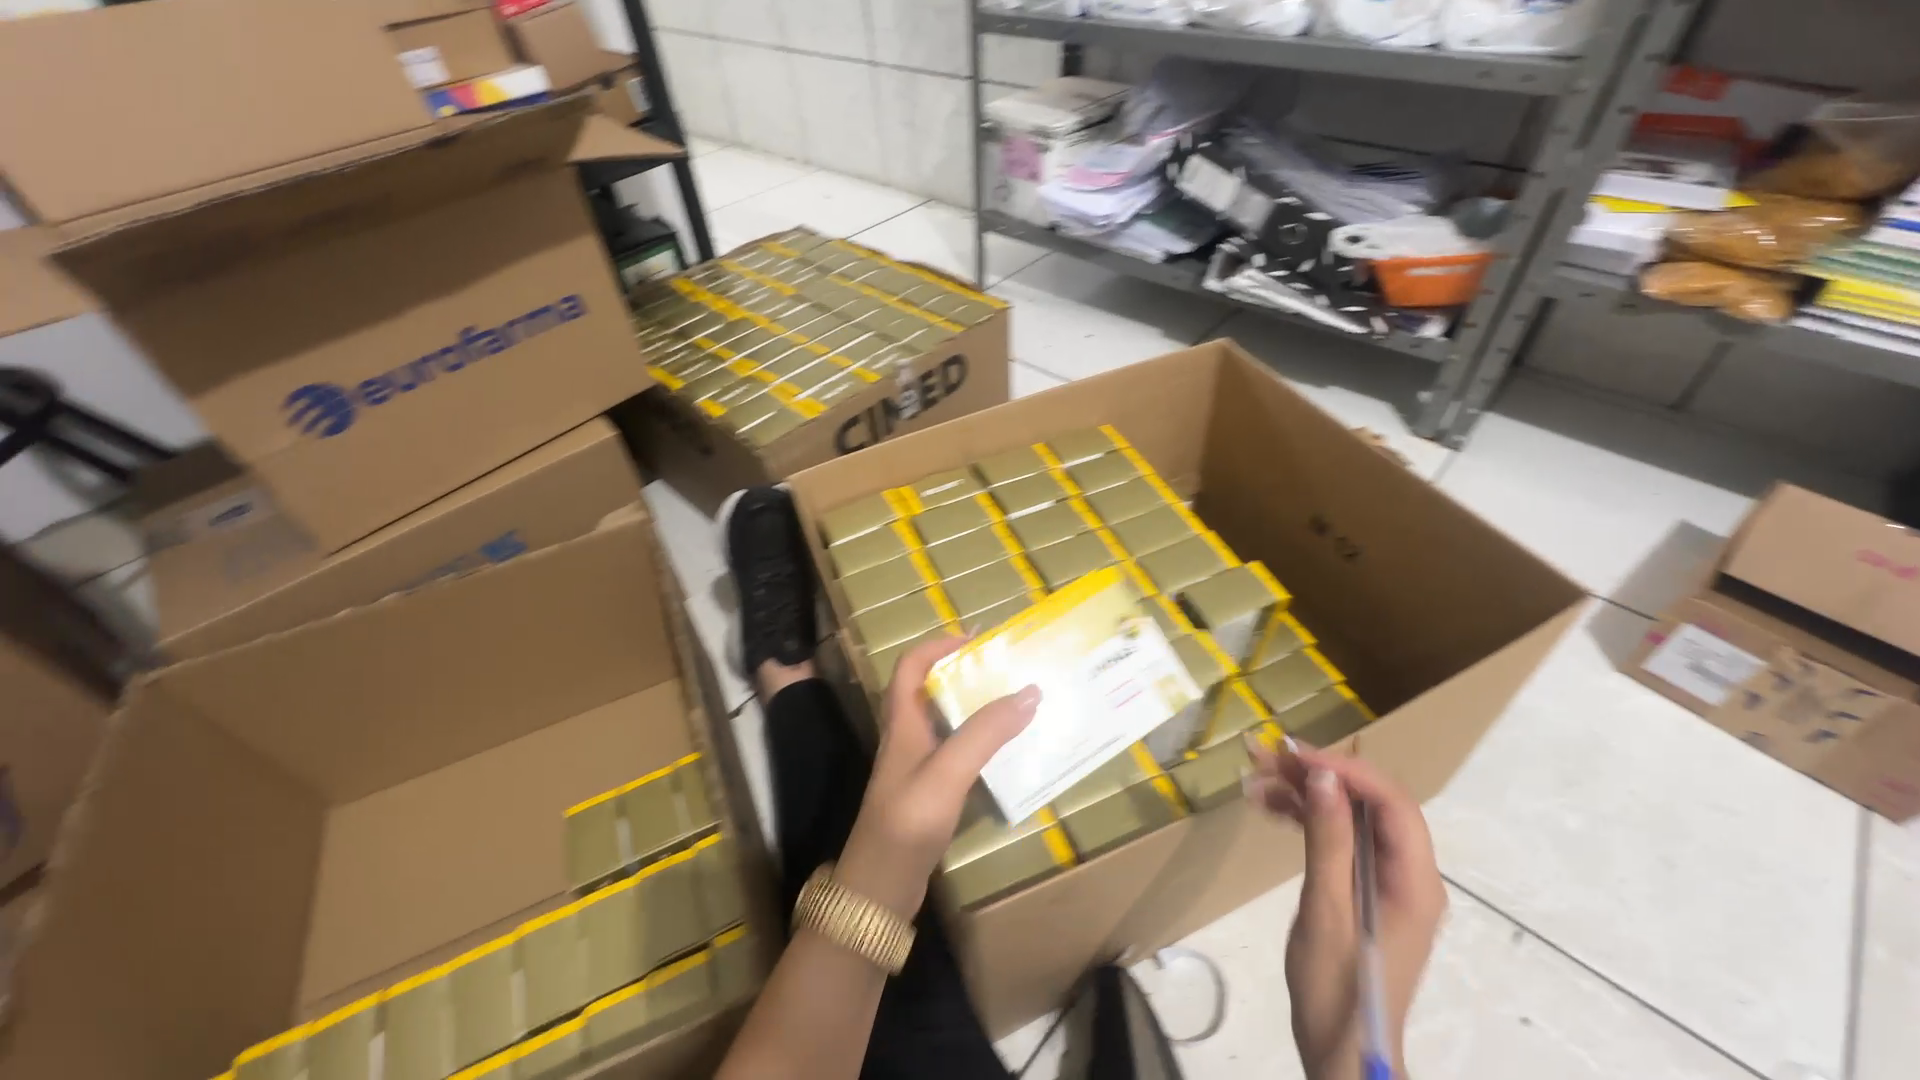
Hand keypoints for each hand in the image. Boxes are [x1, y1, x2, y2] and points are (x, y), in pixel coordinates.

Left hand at [836, 636, 1040, 917]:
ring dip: (977, 709)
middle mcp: (907, 739)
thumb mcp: (947, 772)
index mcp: (902, 724)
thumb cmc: (907, 823)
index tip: (977, 639)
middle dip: (966, 674)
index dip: (938, 645)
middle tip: (1009, 670)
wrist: (879, 890)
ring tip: (1018, 705)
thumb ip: (985, 733)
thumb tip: (1029, 691)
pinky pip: (957, 756)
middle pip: (931, 692)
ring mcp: (916, 769)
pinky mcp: (928, 796)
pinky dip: (982, 745)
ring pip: (947, 724)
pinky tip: (1009, 754)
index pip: (911, 667)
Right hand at [1246, 741, 1445, 1079]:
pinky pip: (1339, 841)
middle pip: (1369, 805)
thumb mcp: (1327, 910)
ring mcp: (1386, 882)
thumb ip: (1329, 840)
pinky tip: (1269, 809)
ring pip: (1350, 818)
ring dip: (1306, 794)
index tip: (1294, 755)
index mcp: (1414, 880)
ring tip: (1257, 779)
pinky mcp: (1363, 891)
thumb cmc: (1336, 986)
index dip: (1345, 770)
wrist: (1339, 1051)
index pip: (1391, 803)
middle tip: (1265, 757)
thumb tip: (1325, 777)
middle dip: (1319, 775)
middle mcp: (1408, 873)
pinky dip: (1306, 821)